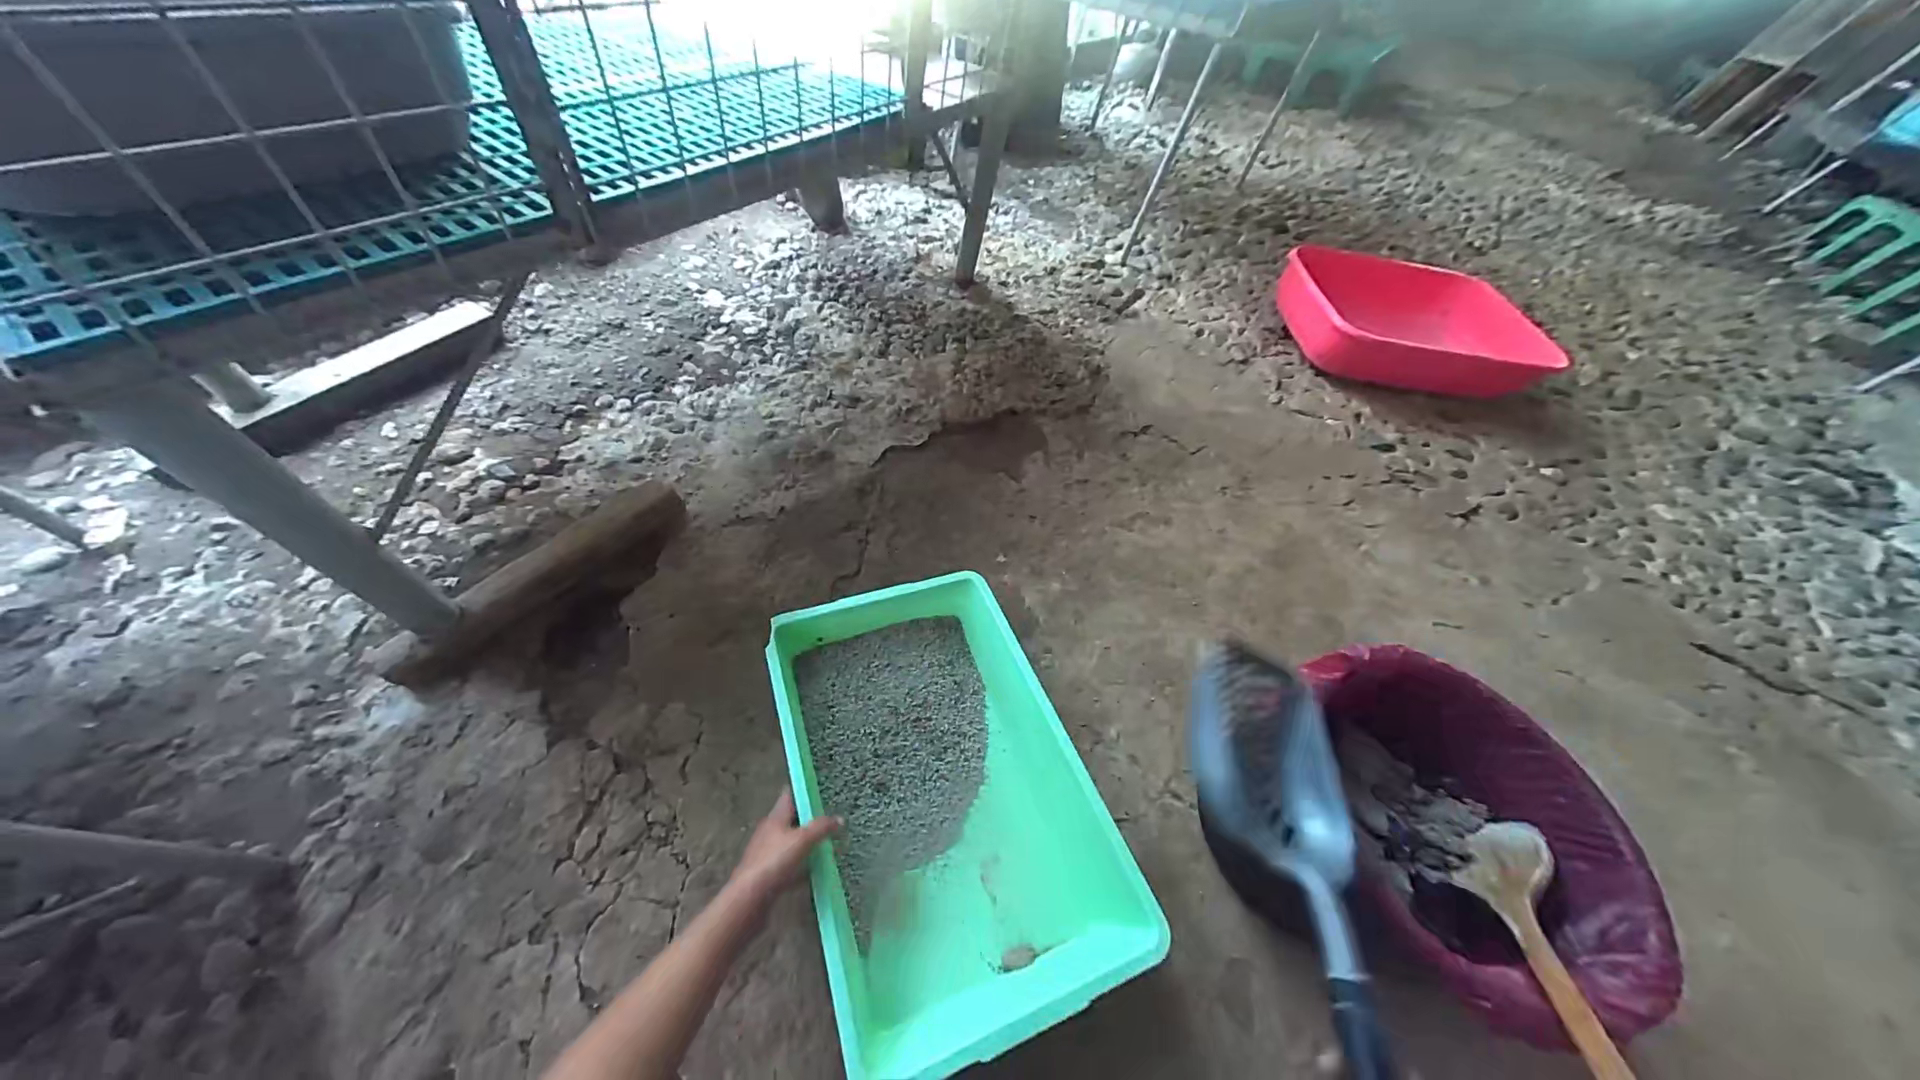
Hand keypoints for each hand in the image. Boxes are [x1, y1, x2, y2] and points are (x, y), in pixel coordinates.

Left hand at [727, 787, 840, 909]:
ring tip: (825, 843)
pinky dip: (801, 865)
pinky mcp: (768, 875)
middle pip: (790, 819)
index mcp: (775, 818)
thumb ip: (822, 827)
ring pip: (790, 842)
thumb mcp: (803, 840)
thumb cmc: (775, 861)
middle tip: (827, 817)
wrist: (749, 899)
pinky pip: (789, 865)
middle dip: (807, 818)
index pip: (789, 795)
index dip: (802, 790)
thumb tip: (839, 819)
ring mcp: (767, 854)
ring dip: (805, 843)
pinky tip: (814, 871)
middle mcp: (769, 832)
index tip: (818, 788)